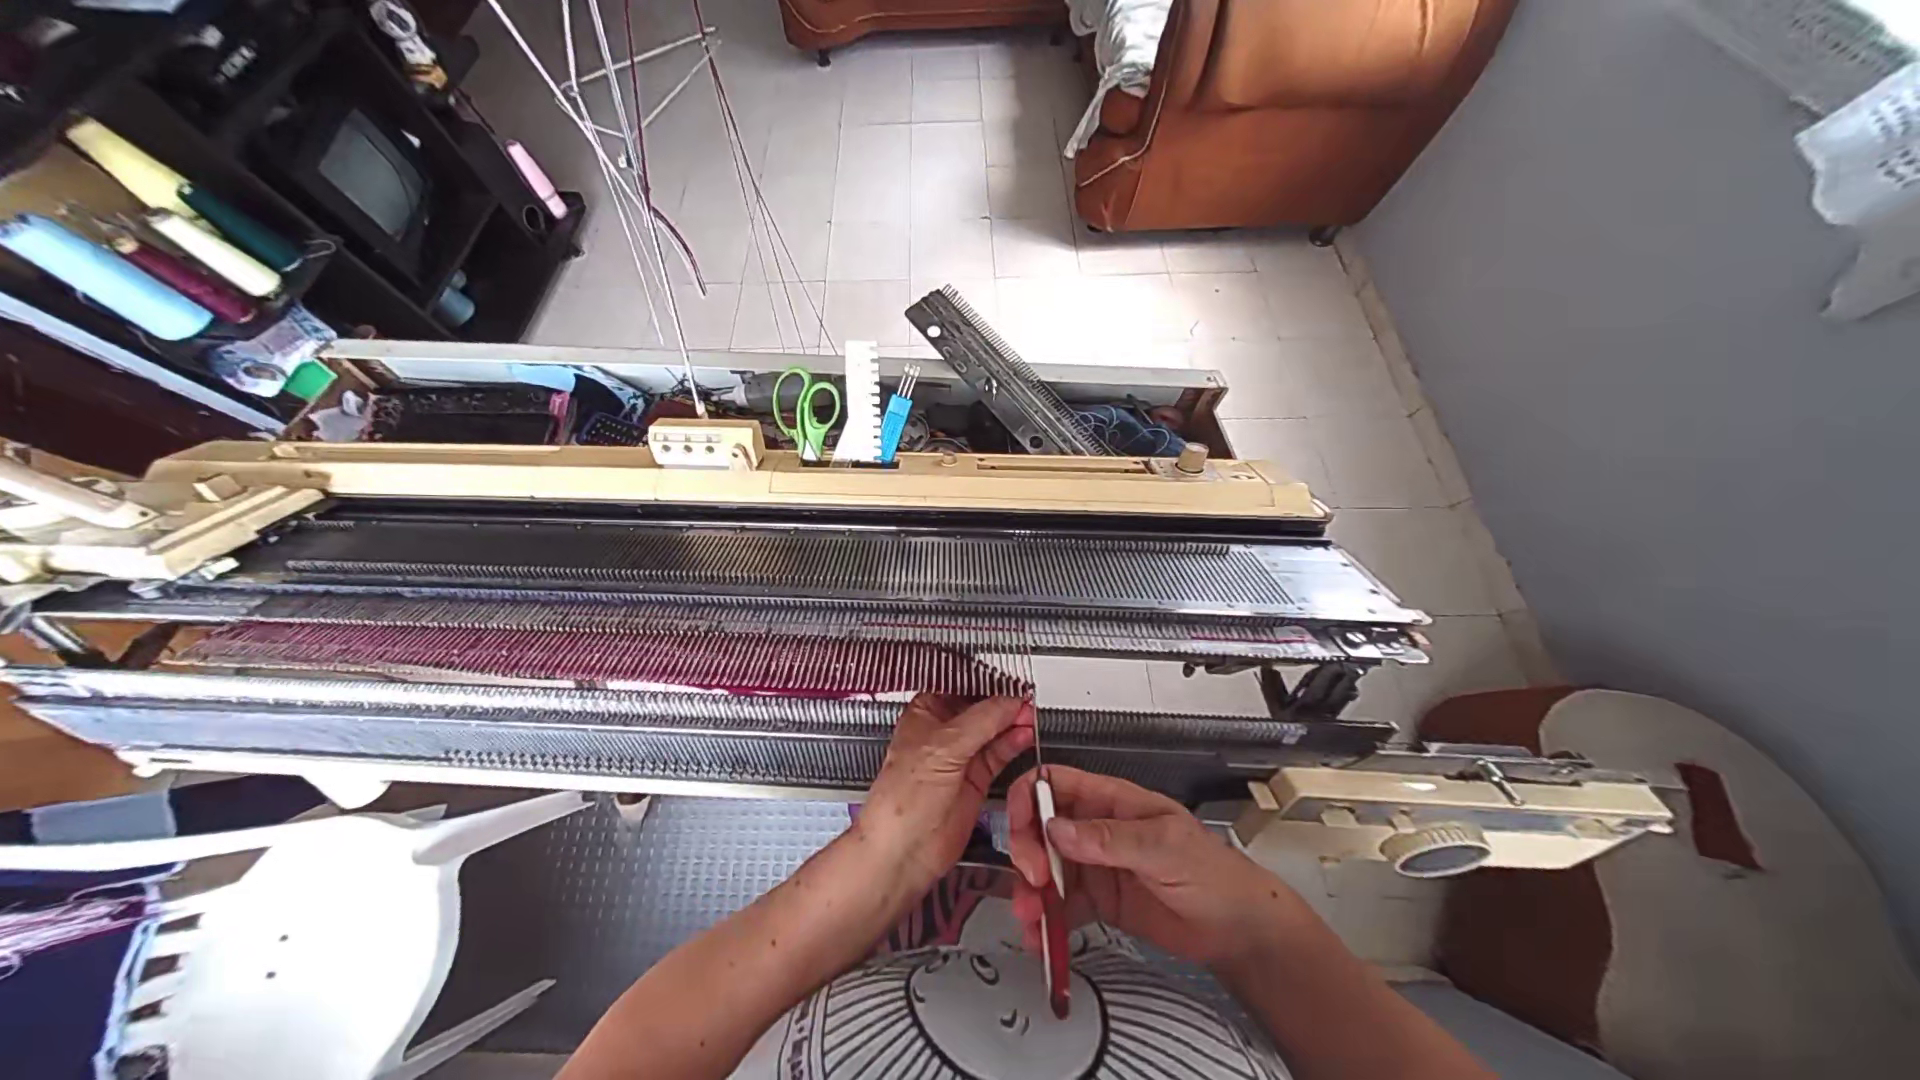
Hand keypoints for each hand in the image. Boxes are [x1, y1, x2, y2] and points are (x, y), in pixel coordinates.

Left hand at [854, 694, 1033, 894]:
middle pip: (981, 707)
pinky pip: (999, 753)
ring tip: (1029, 715)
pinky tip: (1024, 735)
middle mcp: (943, 733)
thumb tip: (1009, 702)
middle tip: (1025, 698)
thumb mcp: (943, 748)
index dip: (984, 682)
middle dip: (1004, 702)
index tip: (1008, 679)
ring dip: (1012, 721)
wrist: (904, 851)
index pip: (960, 686)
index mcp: (925, 714)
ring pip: (994, 730)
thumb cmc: (901, 800)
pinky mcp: (976, 779)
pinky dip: (1014, 743)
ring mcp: (961, 756)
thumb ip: (981, 721)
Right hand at [1007, 766, 1312, 970]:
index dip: (1029, 798)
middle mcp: (1097, 828)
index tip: (1022, 828)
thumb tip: (1059, 829)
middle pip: (1041, 827)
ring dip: (1032, 891)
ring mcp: (1096, 865)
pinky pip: (1062, 905)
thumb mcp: (1163, 845)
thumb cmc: (1214, 871)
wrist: (1237, 928)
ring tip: (1032, 916)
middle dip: (1028, 851)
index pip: (1055, 783)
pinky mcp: (1100, 900)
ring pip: (1047, 869)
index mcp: (1111, 800)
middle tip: (1033, 879)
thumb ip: (1110, 838)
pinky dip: (1047, 920)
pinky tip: (1043, 935)